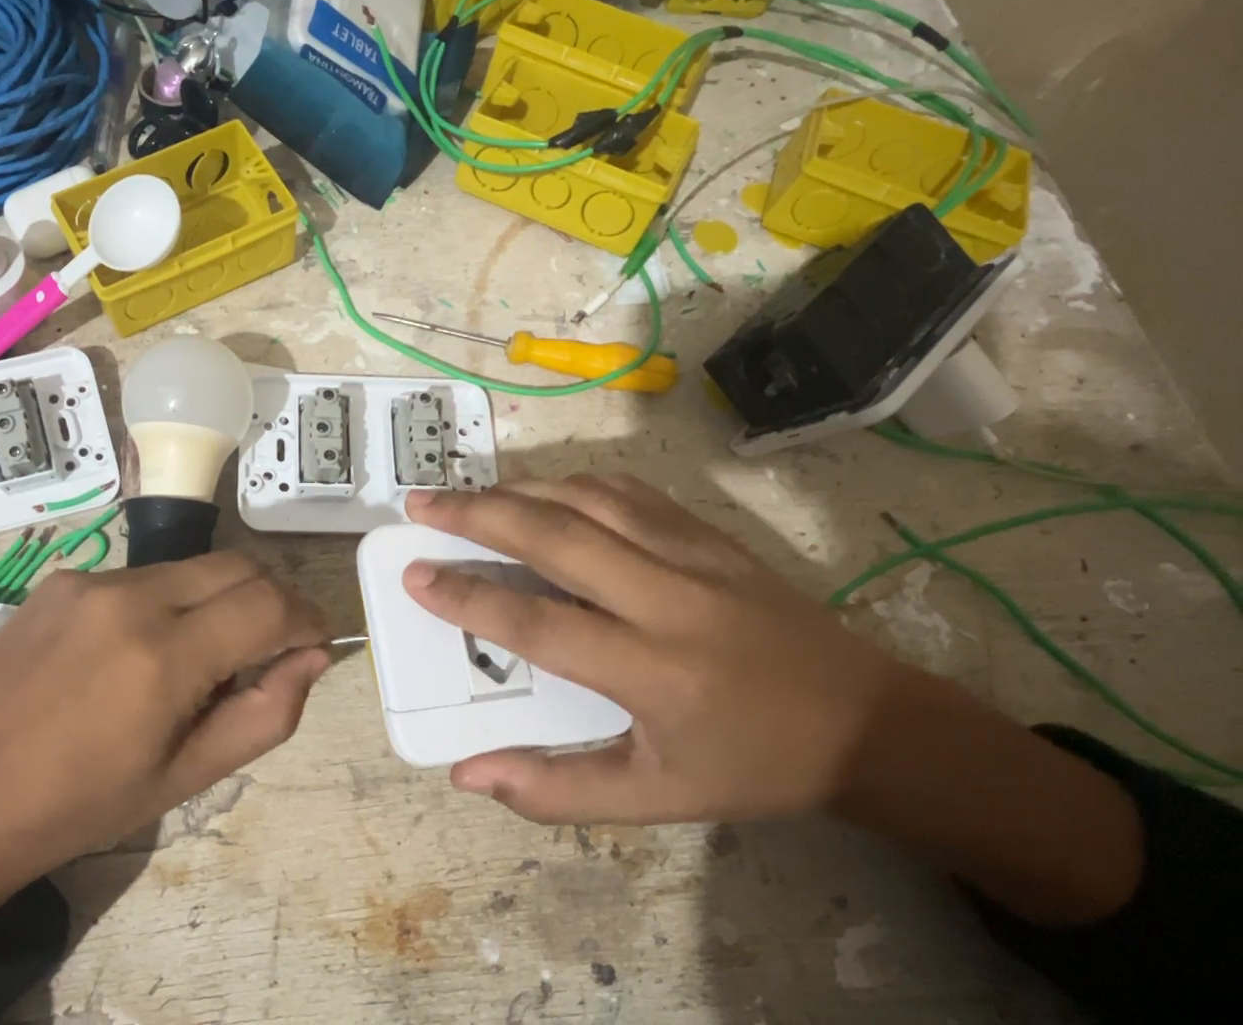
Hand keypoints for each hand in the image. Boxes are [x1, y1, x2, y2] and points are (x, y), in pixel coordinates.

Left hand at [0, 553, 332, 940]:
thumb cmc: (77, 808)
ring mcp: (88, 581)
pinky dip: (170, 601)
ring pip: (191, 567)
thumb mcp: (185, 778)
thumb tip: (313, 658)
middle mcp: (129, 597)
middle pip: (238, 565)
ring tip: (202, 659)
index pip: (270, 604)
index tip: (318, 641)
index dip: (309, 618)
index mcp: (163, 656)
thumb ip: (264, 714)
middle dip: (274, 598)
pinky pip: (142, 576)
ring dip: (220, 599)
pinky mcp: (58, 580)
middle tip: (274, 647)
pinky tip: (142, 652)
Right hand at [402, 474, 907, 825]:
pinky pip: (629, 492)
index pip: (537, 621)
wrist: (868, 724)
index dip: (468, 597)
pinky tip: (543, 491)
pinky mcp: (712, 535)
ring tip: (466, 493)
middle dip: (476, 514)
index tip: (415, 576)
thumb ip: (555, 790)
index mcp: (652, 670)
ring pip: (589, 499)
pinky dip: (572, 483)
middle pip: (555, 536)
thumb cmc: (750, 767)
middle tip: (419, 503)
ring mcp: (695, 555)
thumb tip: (466, 775)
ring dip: (518, 489)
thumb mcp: (654, 799)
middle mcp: (668, 598)